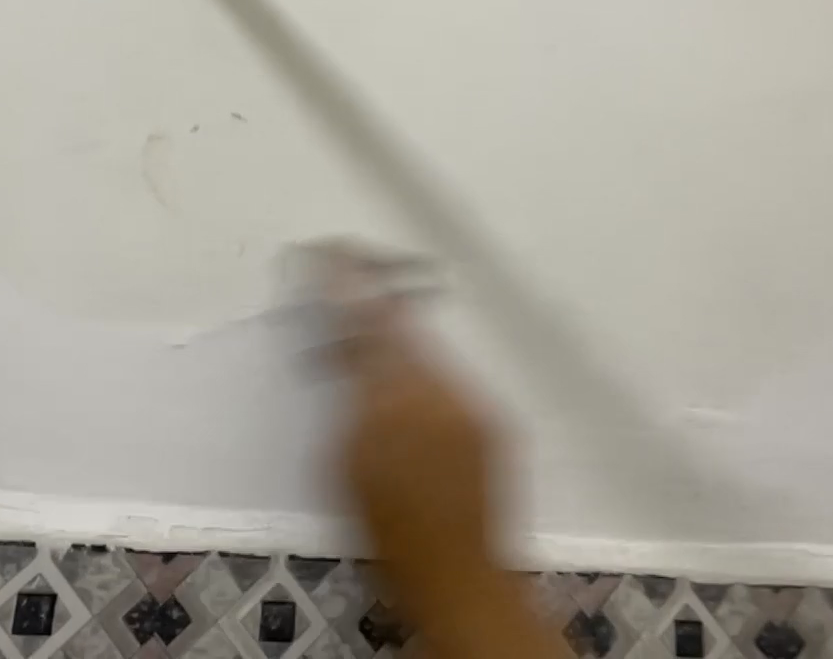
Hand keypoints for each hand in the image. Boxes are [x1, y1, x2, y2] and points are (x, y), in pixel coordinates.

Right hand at [315, 241, 564, 658]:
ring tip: (384, 385)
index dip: (352, 281)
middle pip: (404, 329)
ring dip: (402, 355)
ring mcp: (475, 405)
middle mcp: (443, 391)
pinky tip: (418, 416)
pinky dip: (429, 385)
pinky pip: (452, 383)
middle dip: (375, 319)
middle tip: (349, 324)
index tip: (335, 249)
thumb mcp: (346, 458)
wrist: (462, 583)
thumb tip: (348, 341)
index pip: (370, 322)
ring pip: (429, 356)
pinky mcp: (496, 423)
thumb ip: (351, 389)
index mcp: (395, 400)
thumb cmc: (385, 528)